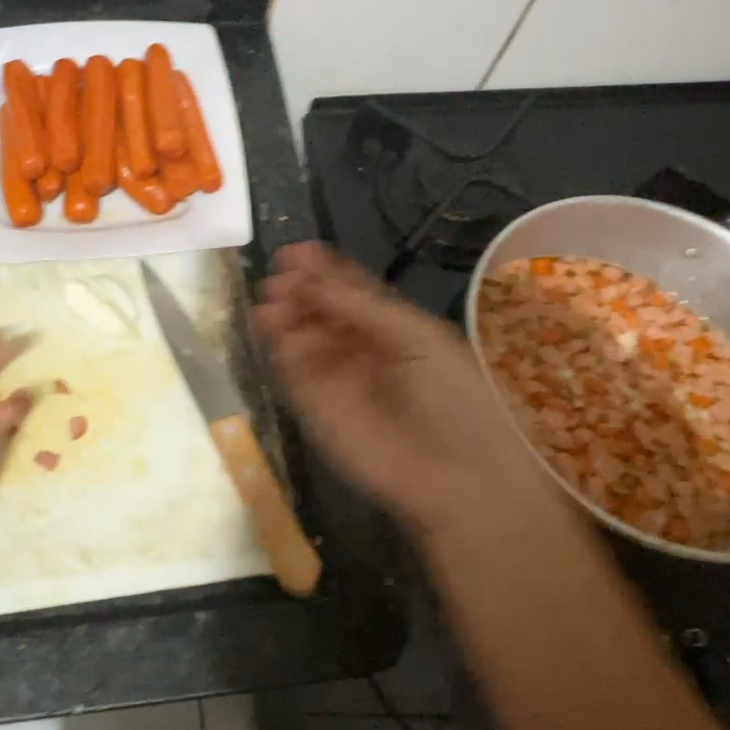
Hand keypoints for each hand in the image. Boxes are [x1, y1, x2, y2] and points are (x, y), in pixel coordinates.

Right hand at [252, 243, 538, 530]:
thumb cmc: (455, 399)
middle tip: (278, 276)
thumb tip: (315, 279)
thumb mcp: (419, 339)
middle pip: (322, 312)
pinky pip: (297, 376)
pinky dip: (285, 353)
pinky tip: (279, 334)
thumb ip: (364, 308)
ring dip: (286, 318)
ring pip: (304, 340)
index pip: (351, 294)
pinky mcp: (318, 412)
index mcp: (395, 330)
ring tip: (270, 302)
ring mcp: (338, 381)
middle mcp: (363, 351)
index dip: (325, 272)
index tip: (296, 251)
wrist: (459, 477)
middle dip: (300, 291)